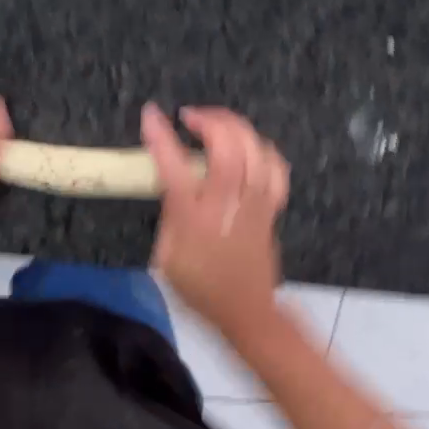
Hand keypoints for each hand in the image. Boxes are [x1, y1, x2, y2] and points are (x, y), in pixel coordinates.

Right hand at [140, 102, 288, 336]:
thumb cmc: (198, 290)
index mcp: (193, 221)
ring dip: (236, 128)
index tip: (152, 115)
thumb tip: (171, 187)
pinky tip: (249, 145)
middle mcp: (226, 207)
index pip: (175, 169)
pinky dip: (263, 149)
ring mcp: (254, 205)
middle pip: (228, 148)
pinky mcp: (271, 209)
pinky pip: (276, 168)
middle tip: (190, 116)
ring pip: (255, 152)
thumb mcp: (166, 258)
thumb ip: (169, 217)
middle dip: (210, 121)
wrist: (246, 313)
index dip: (162, 138)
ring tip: (217, 123)